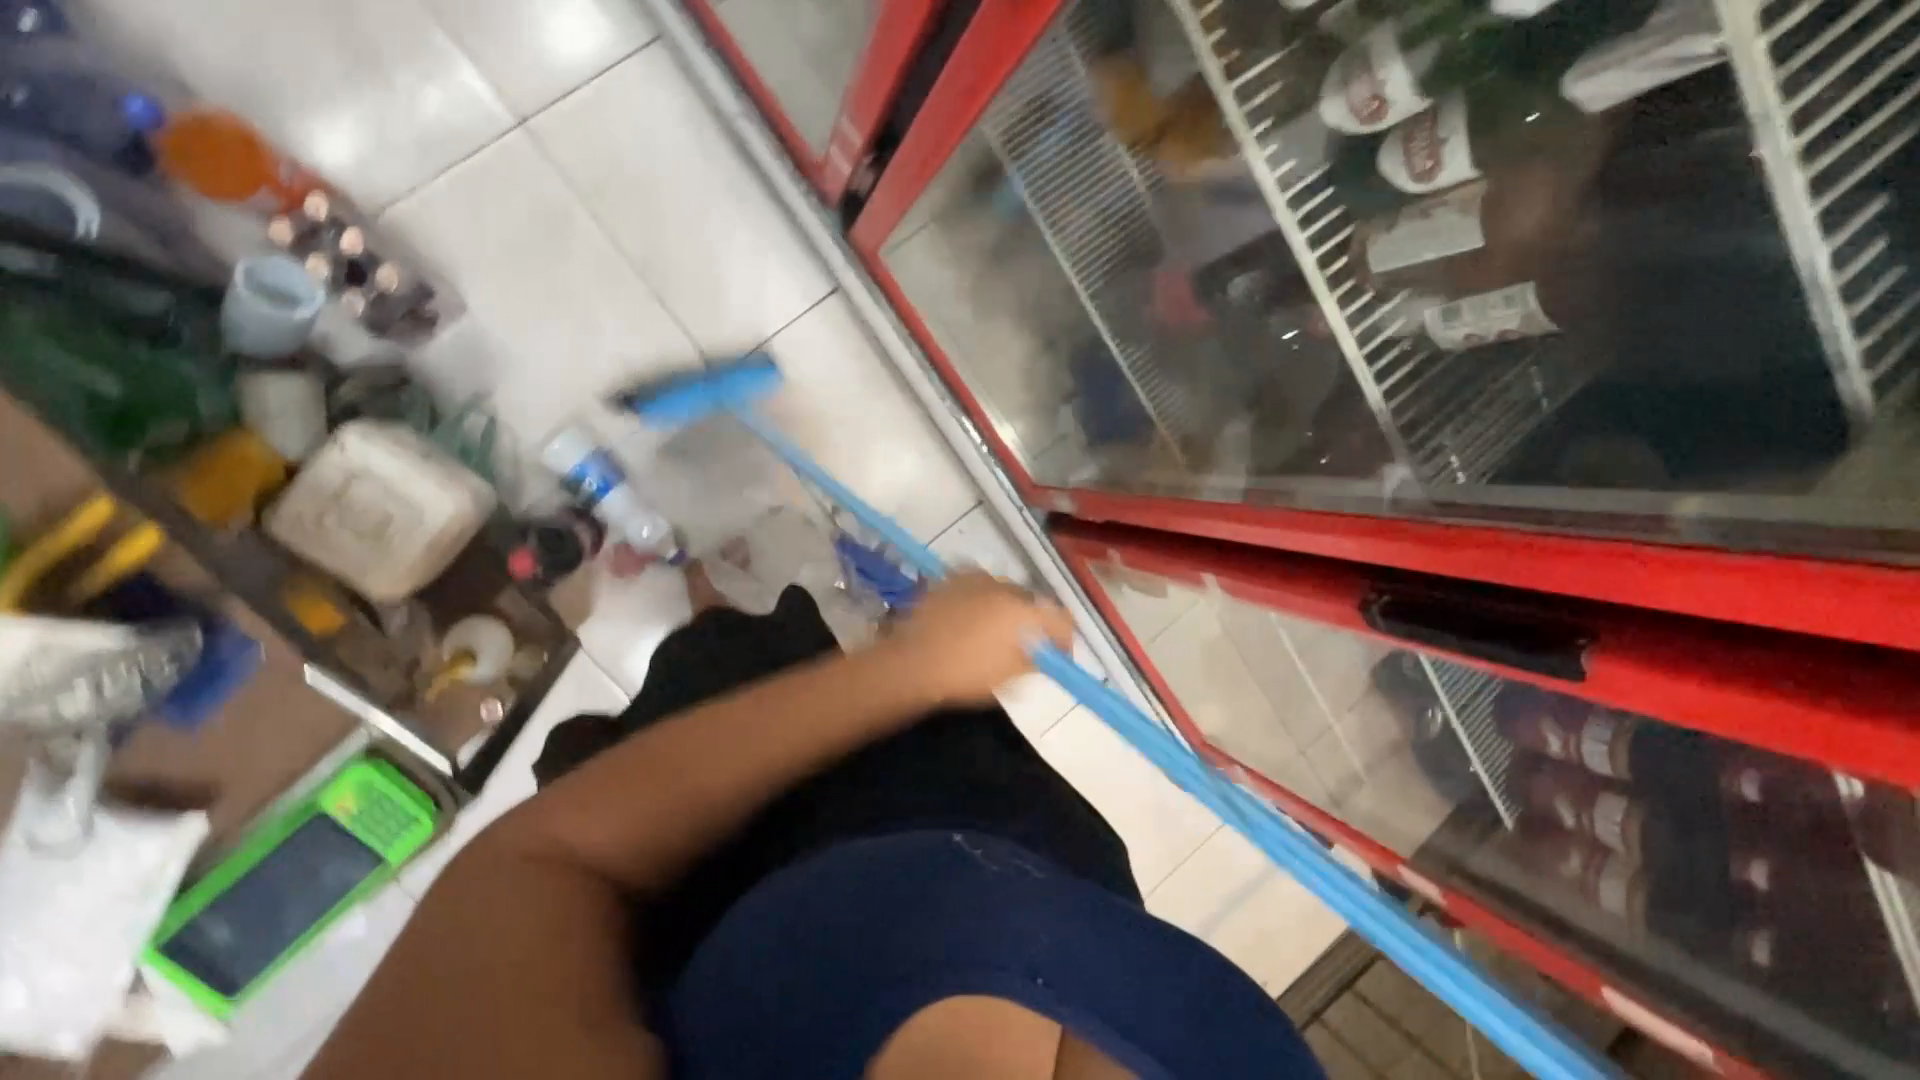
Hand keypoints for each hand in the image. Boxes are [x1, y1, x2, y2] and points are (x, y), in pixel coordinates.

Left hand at [884, 571, 1075, 706]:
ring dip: (1006, 607)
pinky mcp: (951, 579)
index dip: (1065, 638)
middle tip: (1026, 643)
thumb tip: (1043, 656)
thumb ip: (1034, 662)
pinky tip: (970, 614)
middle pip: (1032, 601)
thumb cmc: (965, 676)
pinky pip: (976, 585)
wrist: (912, 663)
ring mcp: (976, 579)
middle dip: (1034, 621)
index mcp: (1025, 612)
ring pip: (1003, 591)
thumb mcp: (1008, 678)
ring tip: (993, 629)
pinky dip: (980, 598)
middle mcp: (1005, 587)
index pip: (1062, 619)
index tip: (1060, 655)